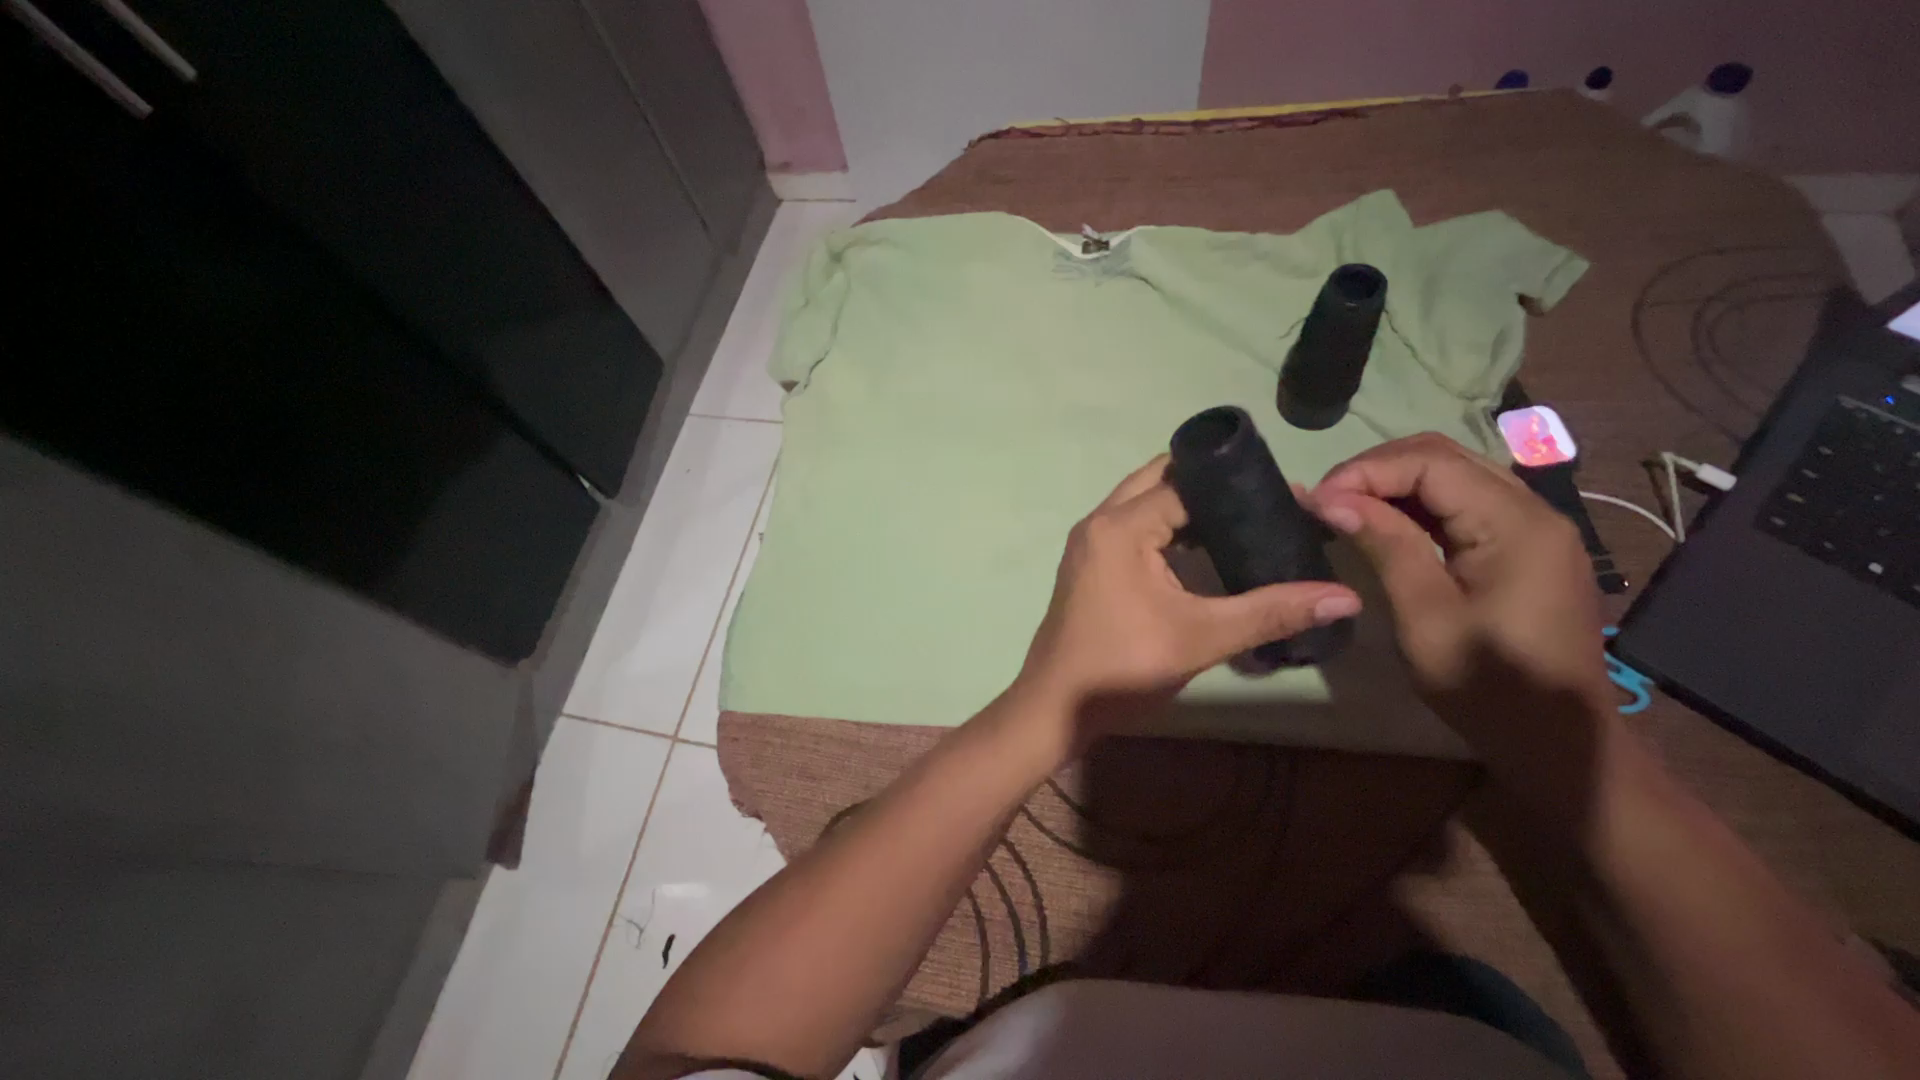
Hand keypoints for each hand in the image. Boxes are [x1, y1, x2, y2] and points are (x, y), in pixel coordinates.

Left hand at [1013, 455, 1362, 750]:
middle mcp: (1099, 522)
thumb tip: (1346, 597)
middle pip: (1161, 480)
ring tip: (1243, 524)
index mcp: (1120, 526)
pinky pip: (1132, 526)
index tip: (1288, 498)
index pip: (1187, 483)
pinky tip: (1203, 553)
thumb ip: (1272, 612)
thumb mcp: (1202, 637)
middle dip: (1211, 486)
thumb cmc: (1123, 667)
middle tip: (1264, 505)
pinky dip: (1166, 528)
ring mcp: (1089, 543)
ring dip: (1187, 506)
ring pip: (1143, 502)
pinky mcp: (1089, 564)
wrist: (1056, 707)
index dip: (1239, 488)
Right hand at [1307, 433, 1611, 757]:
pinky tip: (1386, 524)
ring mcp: (1535, 527)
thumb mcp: (1425, 617)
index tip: (1315, 500)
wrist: (1558, 741)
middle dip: (1377, 469)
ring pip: (1456, 474)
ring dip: (1396, 483)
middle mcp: (1533, 510)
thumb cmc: (1487, 686)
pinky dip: (1421, 504)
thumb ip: (1385, 546)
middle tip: (1326, 501)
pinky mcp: (1528, 547)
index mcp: (1516, 524)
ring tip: (1347, 509)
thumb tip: (1330, 499)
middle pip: (1446, 457)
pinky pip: (1468, 503)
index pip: (1431, 463)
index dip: (1366, 471)